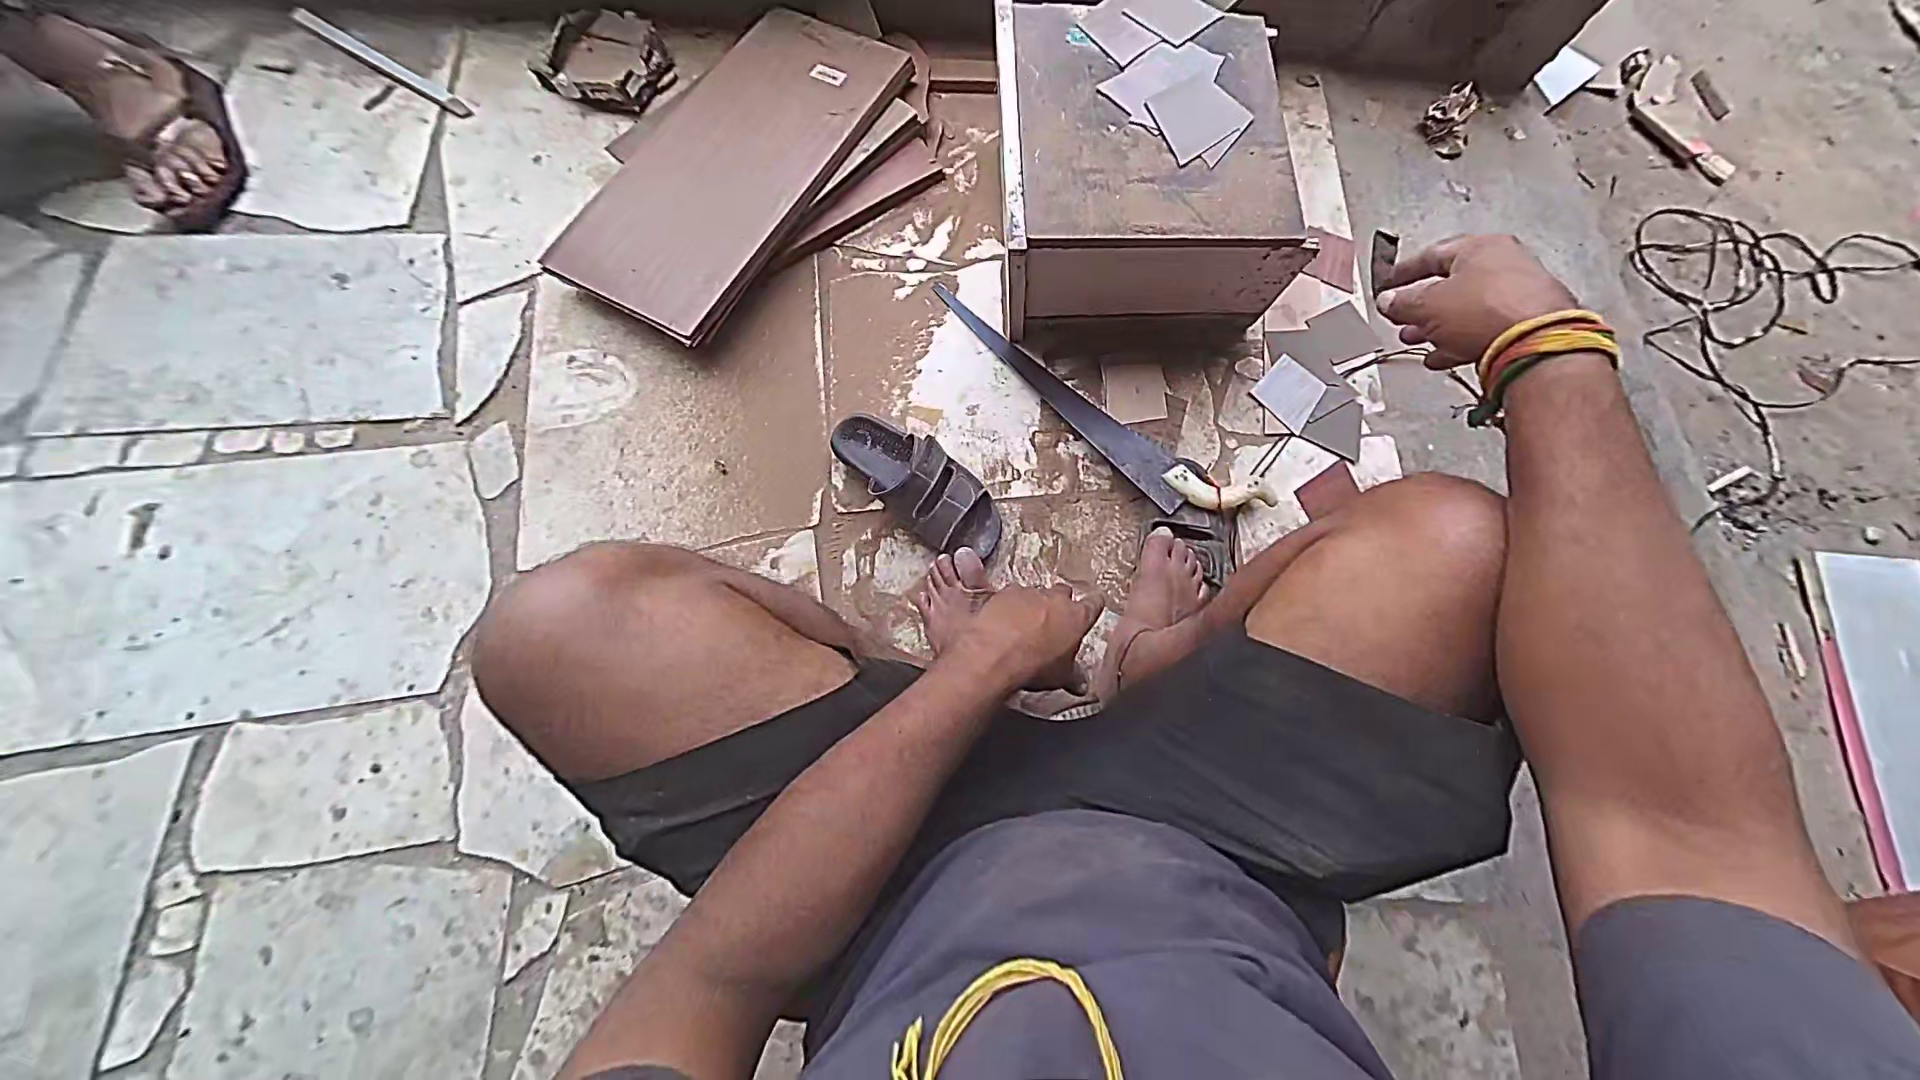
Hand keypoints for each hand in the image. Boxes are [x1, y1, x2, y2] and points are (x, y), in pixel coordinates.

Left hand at [941, 583, 1098, 691]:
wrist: (995, 654)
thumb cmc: (1035, 665)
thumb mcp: (1060, 677)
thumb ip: (1073, 676)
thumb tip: (1080, 685)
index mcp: (1077, 617)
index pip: (1094, 604)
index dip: (1093, 606)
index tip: (1092, 606)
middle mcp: (1055, 598)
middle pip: (1063, 592)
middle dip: (1058, 604)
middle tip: (1052, 621)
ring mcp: (1029, 592)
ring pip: (1035, 593)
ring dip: (1032, 605)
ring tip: (1023, 625)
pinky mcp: (1004, 592)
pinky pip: (1011, 595)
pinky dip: (1009, 605)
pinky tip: (1003, 621)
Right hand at [1378, 235, 1580, 368]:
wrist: (1533, 342)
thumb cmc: (1485, 312)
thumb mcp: (1426, 305)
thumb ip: (1401, 302)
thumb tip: (1388, 301)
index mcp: (1481, 248)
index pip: (1432, 255)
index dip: (1403, 273)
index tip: (1389, 285)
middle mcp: (1505, 263)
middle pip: (1450, 283)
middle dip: (1420, 304)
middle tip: (1401, 316)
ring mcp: (1518, 292)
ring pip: (1465, 308)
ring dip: (1436, 325)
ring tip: (1416, 338)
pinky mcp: (1524, 321)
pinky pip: (1481, 327)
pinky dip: (1458, 339)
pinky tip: (1442, 354)